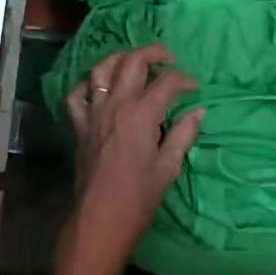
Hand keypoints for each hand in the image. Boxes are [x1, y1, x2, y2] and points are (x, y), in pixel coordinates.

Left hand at [62, 45, 204, 268]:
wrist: (98, 221)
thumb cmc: (138, 199)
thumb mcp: (168, 167)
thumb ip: (183, 134)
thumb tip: (199, 111)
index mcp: (141, 115)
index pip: (167, 82)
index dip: (184, 80)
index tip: (194, 88)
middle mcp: (115, 105)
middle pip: (132, 62)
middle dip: (153, 53)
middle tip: (169, 58)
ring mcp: (93, 113)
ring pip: (101, 69)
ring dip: (120, 58)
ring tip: (135, 61)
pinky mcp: (78, 125)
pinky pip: (76, 95)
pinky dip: (87, 84)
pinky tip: (99, 86)